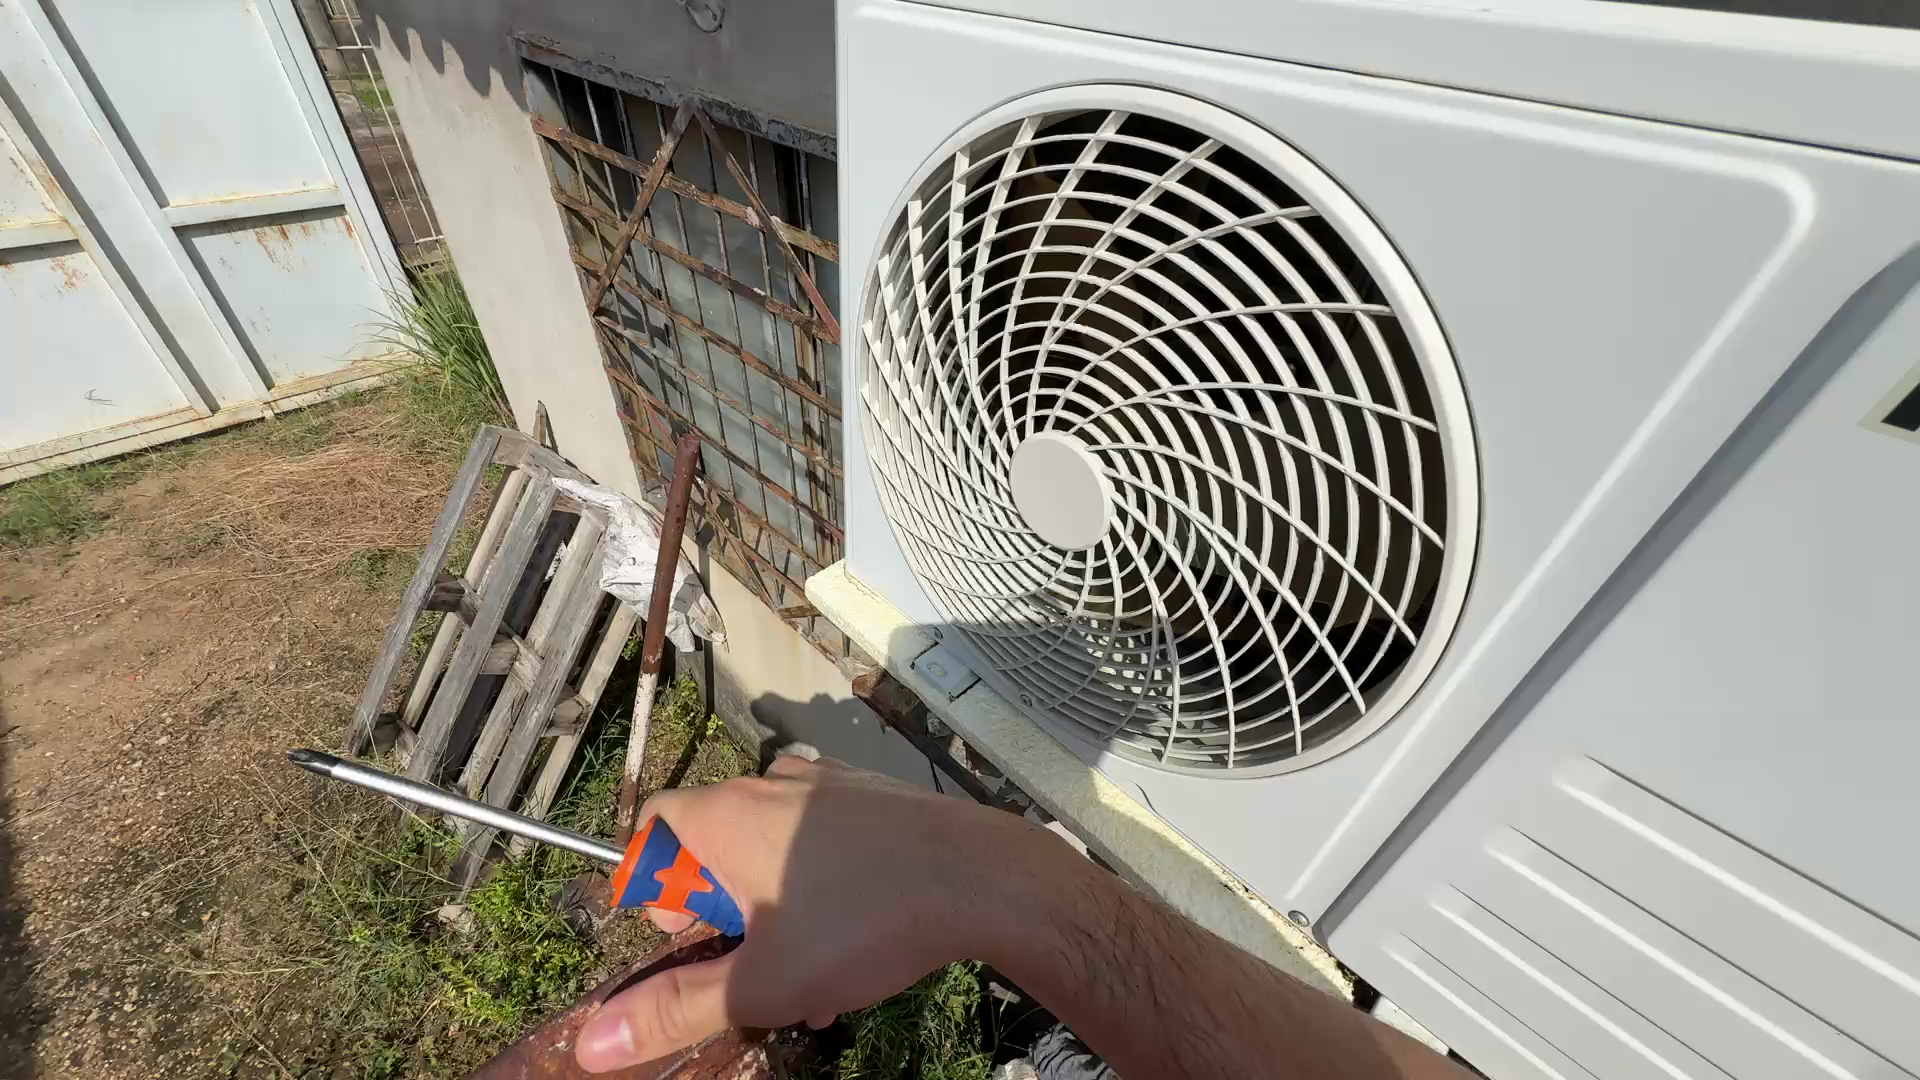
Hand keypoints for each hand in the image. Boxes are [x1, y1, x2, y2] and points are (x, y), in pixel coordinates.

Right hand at [573, 756, 1063, 1071]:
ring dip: (775, 904)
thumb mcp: (760, 982)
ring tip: (814, 968)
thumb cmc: (859, 922)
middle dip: (723, 909)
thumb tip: (593, 1043)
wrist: (977, 873)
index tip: (692, 932)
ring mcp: (827, 780)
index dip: (654, 883)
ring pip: (772, 843)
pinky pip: (820, 832)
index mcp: (729, 814)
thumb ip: (673, 1009)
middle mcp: (772, 782)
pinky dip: (818, 877)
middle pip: (714, 839)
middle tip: (756, 962)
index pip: (653, 824)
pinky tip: (857, 930)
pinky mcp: (870, 791)